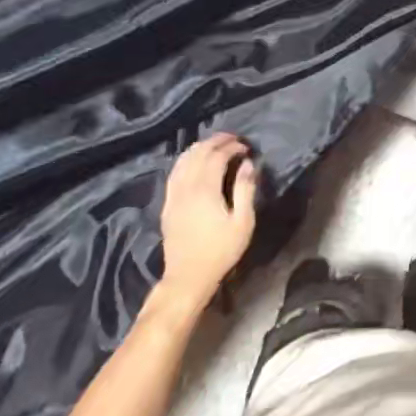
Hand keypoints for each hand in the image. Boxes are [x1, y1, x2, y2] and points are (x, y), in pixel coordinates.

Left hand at [158, 134, 257, 304]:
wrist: (188, 275)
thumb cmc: (220, 251)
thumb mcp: (242, 223)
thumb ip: (245, 190)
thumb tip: (248, 164)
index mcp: (206, 189)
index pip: (217, 156)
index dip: (231, 147)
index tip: (245, 147)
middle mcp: (186, 186)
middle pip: (198, 153)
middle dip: (215, 142)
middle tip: (232, 139)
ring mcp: (173, 194)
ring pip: (183, 160)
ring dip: (199, 148)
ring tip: (214, 145)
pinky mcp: (167, 203)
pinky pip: (174, 172)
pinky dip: (185, 160)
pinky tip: (192, 161)